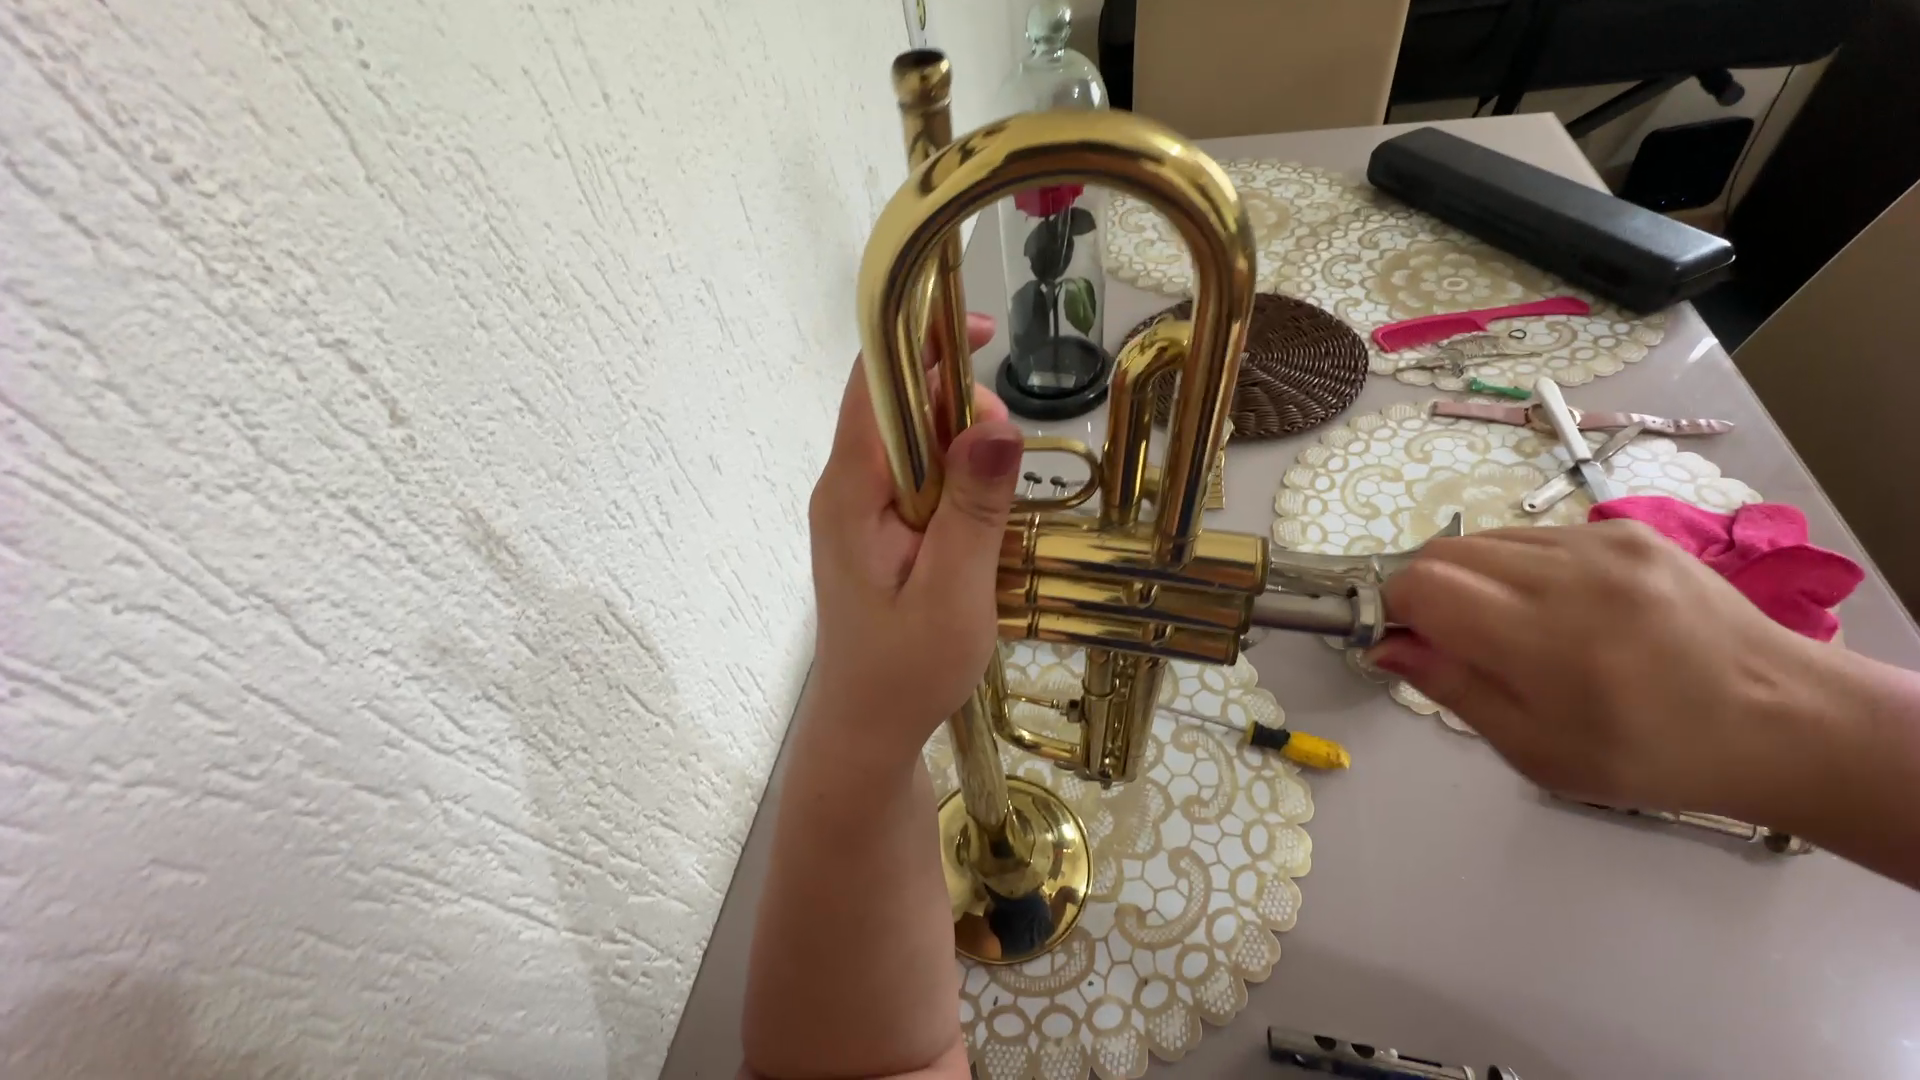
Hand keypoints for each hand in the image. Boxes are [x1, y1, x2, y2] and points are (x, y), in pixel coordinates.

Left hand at [806, 313, 1023, 757]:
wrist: (867, 728)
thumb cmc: (906, 671)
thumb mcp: (954, 593)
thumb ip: (974, 509)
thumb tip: (997, 420)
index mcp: (850, 492)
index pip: (874, 384)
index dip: (922, 342)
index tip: (984, 335)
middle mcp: (844, 488)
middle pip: (894, 404)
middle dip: (955, 400)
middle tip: (1008, 449)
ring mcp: (857, 509)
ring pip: (910, 441)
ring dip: (959, 442)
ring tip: (1000, 488)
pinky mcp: (875, 531)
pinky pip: (915, 477)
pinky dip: (953, 476)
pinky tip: (981, 512)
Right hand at [1370, 519, 1833, 821]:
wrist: (1785, 721)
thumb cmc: (1648, 755)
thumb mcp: (1534, 749)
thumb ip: (1451, 688)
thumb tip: (1385, 646)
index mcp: (1548, 640)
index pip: (1423, 586)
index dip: (1393, 609)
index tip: (1401, 641)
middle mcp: (1572, 574)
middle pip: (1443, 554)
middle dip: (1424, 592)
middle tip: (1449, 638)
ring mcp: (1602, 543)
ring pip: (1483, 541)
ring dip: (1469, 579)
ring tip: (1507, 626)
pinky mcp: (1625, 531)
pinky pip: (1531, 536)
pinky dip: (1513, 568)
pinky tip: (1552, 607)